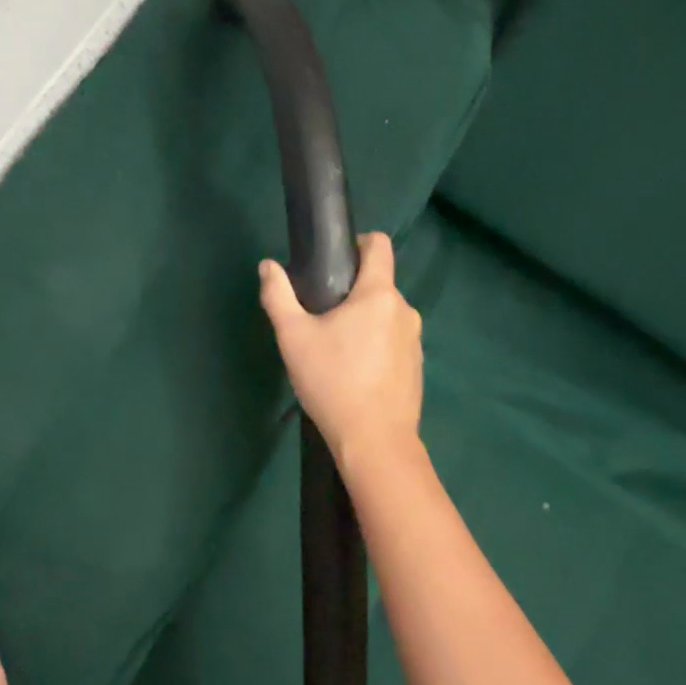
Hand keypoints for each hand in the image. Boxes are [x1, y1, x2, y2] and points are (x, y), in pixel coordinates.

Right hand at [259, 231, 422, 459]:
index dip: (358, 243)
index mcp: (379, 294)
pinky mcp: (417, 367)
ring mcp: (416, 340)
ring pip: (386, 316)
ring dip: (364, 323)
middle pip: (379, 285)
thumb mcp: (294, 338)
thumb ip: (278, 297)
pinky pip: (394, 344)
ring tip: (336, 351)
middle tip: (321, 318)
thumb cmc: (333, 382)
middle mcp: (405, 310)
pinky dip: (376, 348)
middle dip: (352, 293)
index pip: (379, 245)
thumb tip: (268, 266)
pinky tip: (355, 375)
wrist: (375, 441)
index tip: (334, 262)